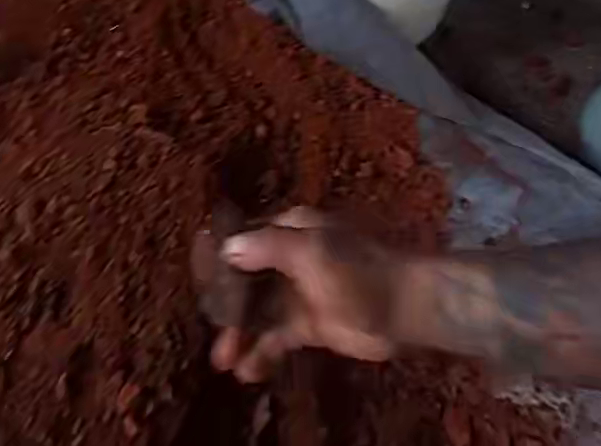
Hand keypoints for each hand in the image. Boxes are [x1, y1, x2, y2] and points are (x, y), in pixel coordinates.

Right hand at [208, 208, 404, 382]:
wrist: (403, 305)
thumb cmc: (355, 270)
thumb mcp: (311, 251)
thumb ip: (268, 246)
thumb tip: (227, 246)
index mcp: (291, 228)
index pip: (246, 237)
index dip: (221, 257)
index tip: (198, 281)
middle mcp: (290, 255)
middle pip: (248, 279)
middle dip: (228, 306)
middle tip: (214, 335)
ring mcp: (300, 290)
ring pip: (260, 311)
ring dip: (241, 333)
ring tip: (224, 360)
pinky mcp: (309, 323)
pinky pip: (277, 336)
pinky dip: (262, 351)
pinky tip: (249, 371)